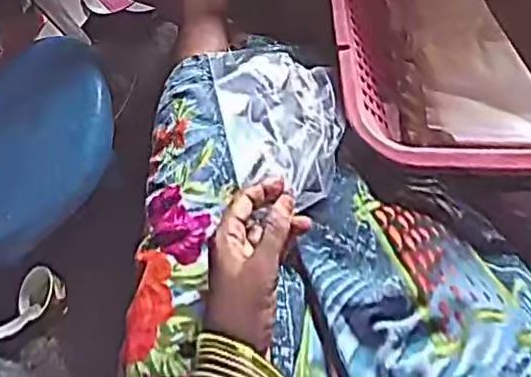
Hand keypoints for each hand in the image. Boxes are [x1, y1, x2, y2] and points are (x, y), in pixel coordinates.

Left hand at [204, 179, 311, 353]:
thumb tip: (285, 200)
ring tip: (305, 221)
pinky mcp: (254, 276)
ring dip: (282, 225)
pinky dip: (283, 243)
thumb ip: (274, 231)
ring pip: (264, 233)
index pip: (242, 202)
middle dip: (275, 206)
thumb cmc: (245, 304)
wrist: (239, 349)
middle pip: (253, 215)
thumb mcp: (262, 265)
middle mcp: (232, 243)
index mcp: (225, 235)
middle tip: (296, 200)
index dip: (262, 190)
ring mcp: (243, 260)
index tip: (282, 182)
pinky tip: (298, 238)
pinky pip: (269, 250)